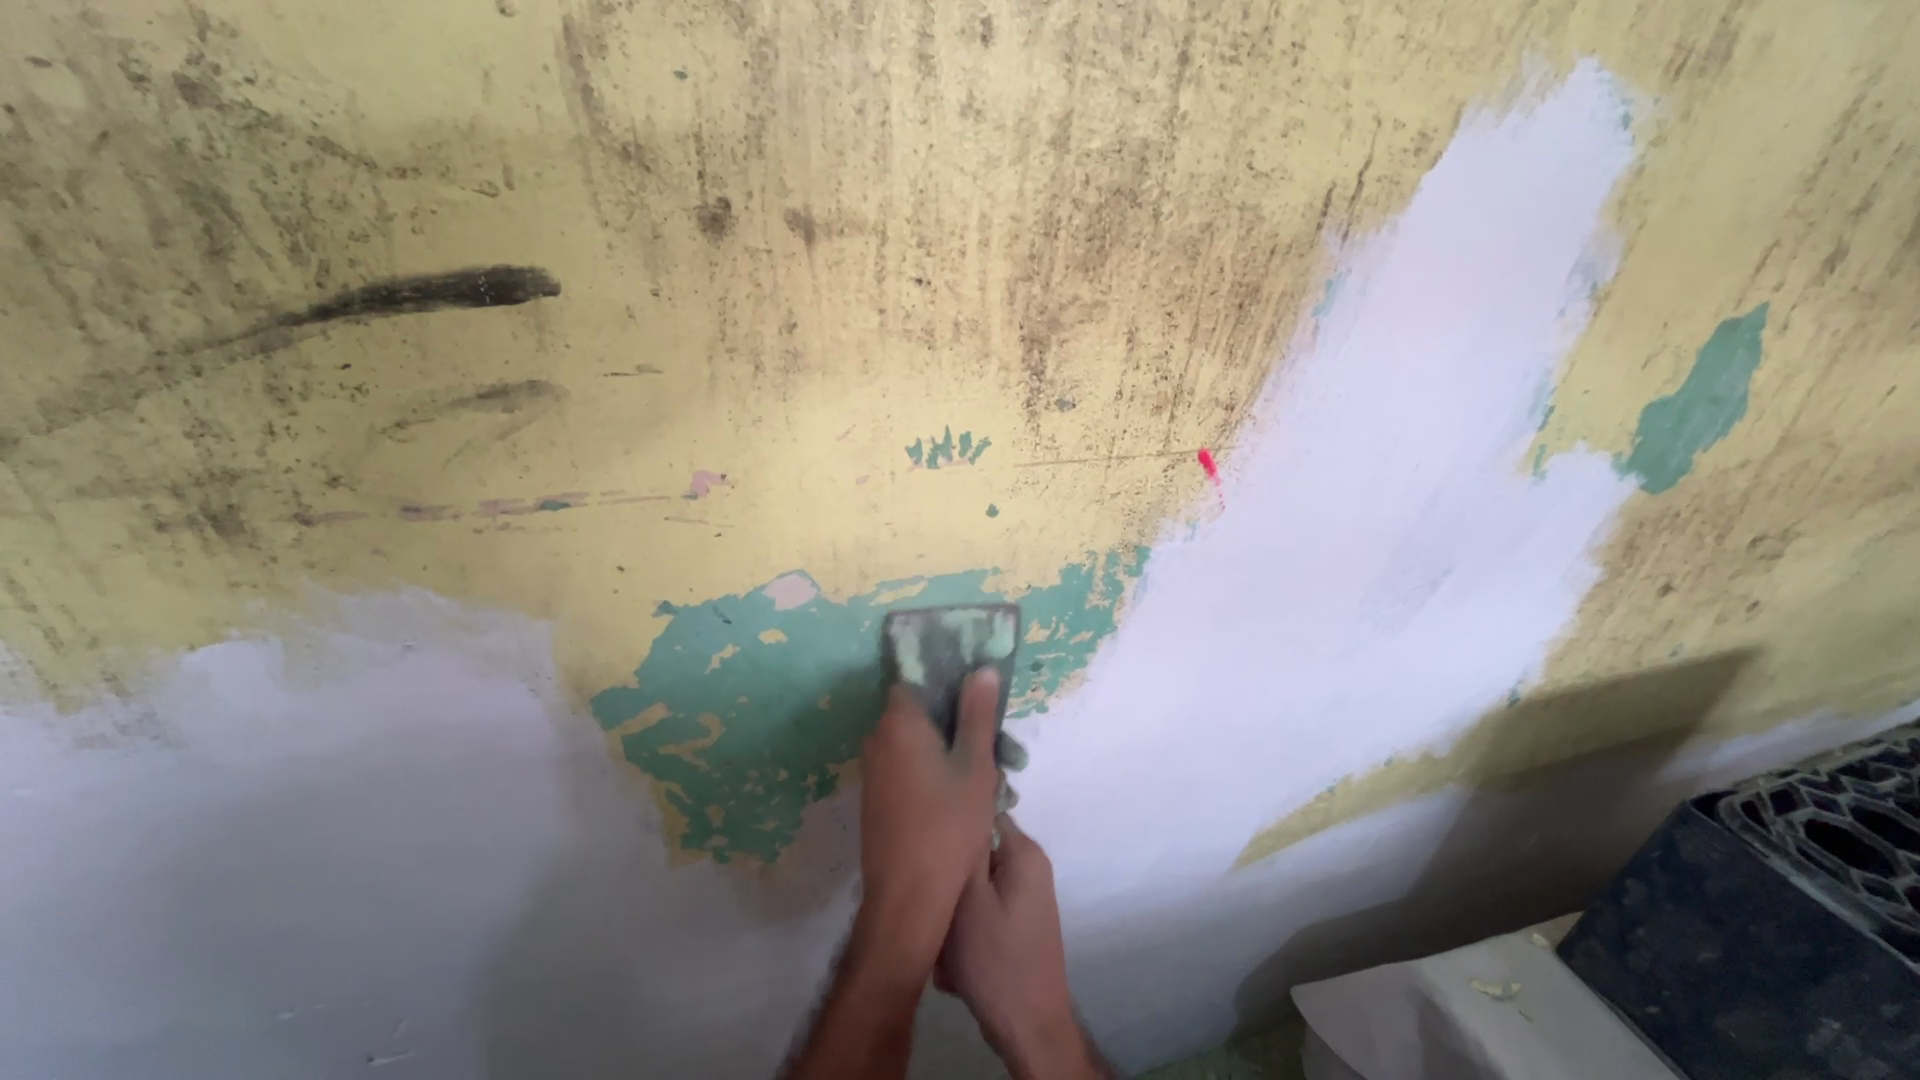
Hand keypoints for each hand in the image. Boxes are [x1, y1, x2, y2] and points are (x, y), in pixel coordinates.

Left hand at [856, 668, 1003, 967]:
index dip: (950, 686)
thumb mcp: (975, 766)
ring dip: (956, 755)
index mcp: (898, 723)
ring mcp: (875, 772)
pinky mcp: (878, 799)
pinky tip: (971, 802)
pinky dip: (938, 775)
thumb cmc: (947, 825)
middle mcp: (878, 741)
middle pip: (924, 717)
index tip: (983, 703)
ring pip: (921, 747)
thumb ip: (978, 714)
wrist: (907, 896)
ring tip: (998, 783)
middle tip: (1006, 754)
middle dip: (964, 728)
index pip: (918, 682)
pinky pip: (910, 771)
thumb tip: (981, 669)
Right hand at [938, 817, 1102, 1078]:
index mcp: (1023, 853)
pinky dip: (965, 939)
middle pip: (974, 859)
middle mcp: (1028, 869)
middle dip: (949, 888)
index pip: (981, 815)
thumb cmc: (995, 959)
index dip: (951, 831)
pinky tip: (956, 968)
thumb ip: (965, 851)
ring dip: (952, 920)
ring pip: (971, 893)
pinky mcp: (1015, 927)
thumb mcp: (969, 898)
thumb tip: (962, 809)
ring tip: (946, 951)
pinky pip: (980, 918)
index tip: (928, 854)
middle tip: (938, 917)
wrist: (1027, 1025)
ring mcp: (1023, 900)